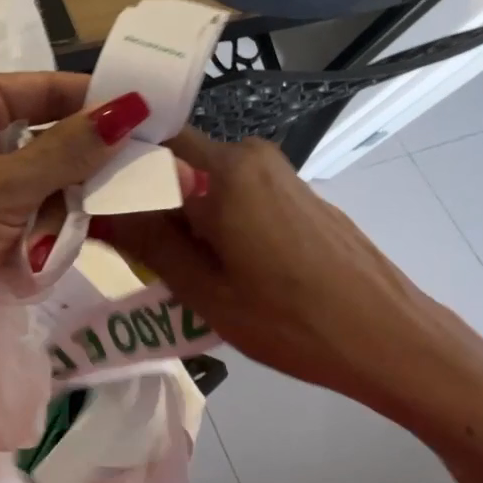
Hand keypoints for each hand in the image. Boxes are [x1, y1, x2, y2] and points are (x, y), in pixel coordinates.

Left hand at [0, 72, 172, 374]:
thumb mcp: (4, 183)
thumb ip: (71, 148)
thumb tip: (131, 105)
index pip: (43, 89)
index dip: (94, 100)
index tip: (154, 117)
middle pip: (48, 139)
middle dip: (85, 164)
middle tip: (144, 176)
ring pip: (45, 187)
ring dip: (64, 209)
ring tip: (89, 225)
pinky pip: (30, 224)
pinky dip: (45, 238)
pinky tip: (52, 254)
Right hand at [96, 131, 445, 407]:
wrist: (395, 341)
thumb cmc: (292, 320)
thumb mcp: (204, 289)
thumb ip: (144, 240)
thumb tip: (89, 208)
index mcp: (223, 169)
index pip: (147, 141)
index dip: (113, 166)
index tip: (86, 198)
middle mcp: (249, 154)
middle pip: (174, 157)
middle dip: (144, 193)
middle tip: (122, 241)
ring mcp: (277, 172)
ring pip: (203, 177)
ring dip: (178, 208)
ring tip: (166, 259)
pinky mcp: (295, 193)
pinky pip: (234, 190)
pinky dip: (212, 215)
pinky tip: (216, 260)